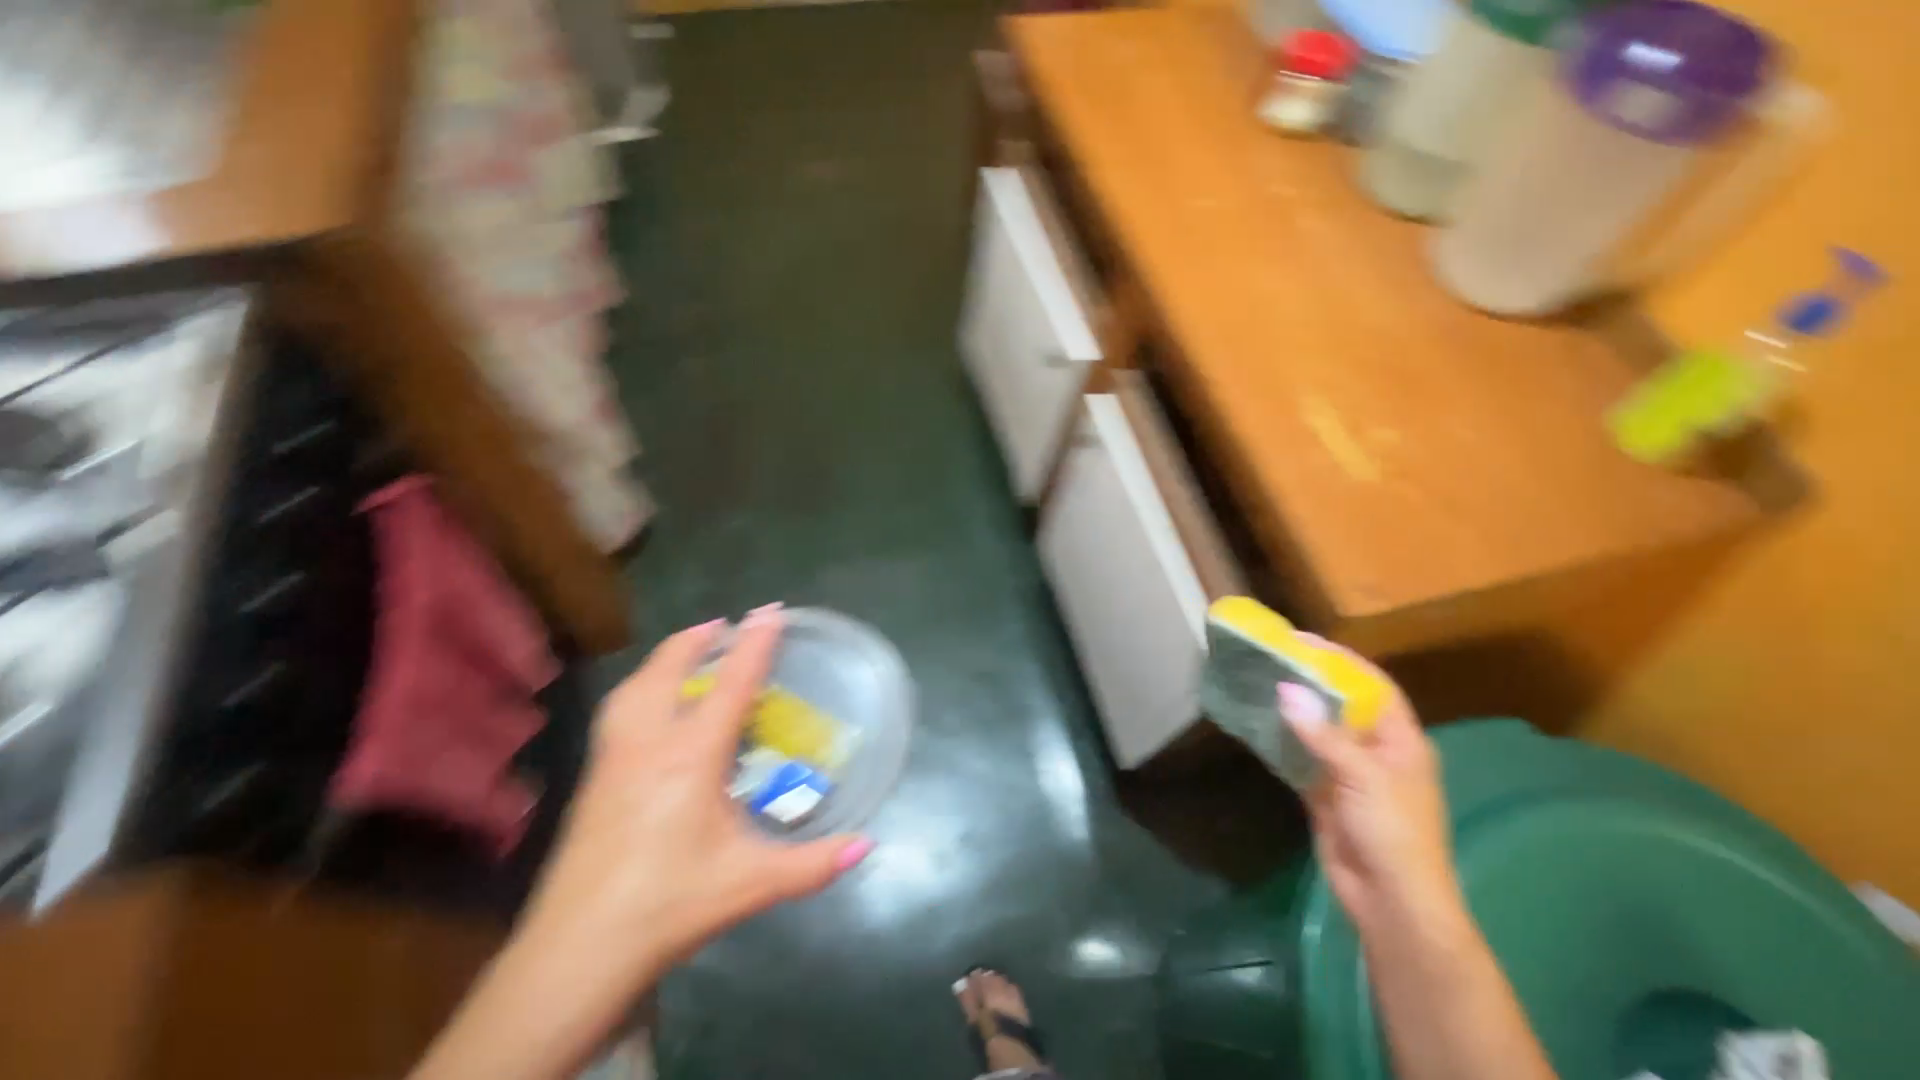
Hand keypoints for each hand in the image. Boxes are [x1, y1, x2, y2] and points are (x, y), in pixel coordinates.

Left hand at [412, 606, 872, 1079]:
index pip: (730, 685)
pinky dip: (638, 691)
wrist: (579, 946)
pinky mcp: (592, 781)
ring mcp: (612, 760)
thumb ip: (813, 864)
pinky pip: (617, 714)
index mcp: (691, 757)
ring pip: (633, 688)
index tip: (771, 610)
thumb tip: (866, 846)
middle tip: (723, 625)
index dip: (754, 644)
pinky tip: (645, 712)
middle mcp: (648, 744)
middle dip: (697, 639)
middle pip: (668, 671)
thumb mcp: (752, 884)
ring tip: (683, 656)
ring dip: (662, 662)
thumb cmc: (671, 904)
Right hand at [1277, 644, 1462, 935]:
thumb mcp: (1363, 776)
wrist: (1391, 900)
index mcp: (1402, 741)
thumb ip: (1324, 734)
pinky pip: (1301, 762)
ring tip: (1257, 684)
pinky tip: (1256, 726)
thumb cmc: (1392, 831)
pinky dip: (1281, 744)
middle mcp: (1377, 752)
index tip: (1303, 641)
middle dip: (1311, 683)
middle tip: (1272, 658)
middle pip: (1342, 706)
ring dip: (1292, 712)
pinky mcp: (1326, 798)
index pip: (1372, 687)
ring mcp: (1350, 776)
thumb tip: (1286, 690)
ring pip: (1318, 733)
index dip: (1341, 661)